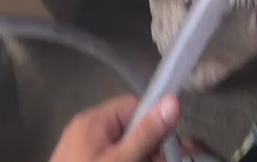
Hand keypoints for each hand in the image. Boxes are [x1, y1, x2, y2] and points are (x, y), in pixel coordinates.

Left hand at [50, 94, 180, 161]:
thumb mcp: (121, 161)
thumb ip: (146, 134)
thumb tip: (174, 100)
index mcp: (93, 120)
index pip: (134, 106)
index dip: (152, 124)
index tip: (163, 148)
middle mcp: (87, 130)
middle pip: (130, 130)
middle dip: (148, 149)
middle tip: (159, 161)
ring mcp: (82, 152)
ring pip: (122, 149)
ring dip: (139, 157)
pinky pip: (110, 157)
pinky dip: (124, 160)